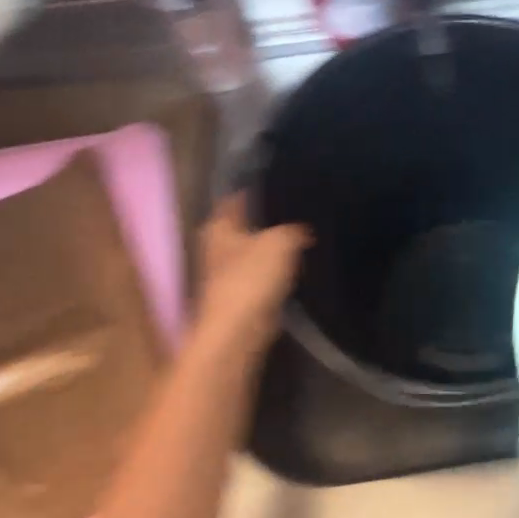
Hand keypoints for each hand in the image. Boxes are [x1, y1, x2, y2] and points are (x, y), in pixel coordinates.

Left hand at [191, 196, 308, 357]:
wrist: (237, 332)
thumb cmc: (252, 279)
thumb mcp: (281, 243)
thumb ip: (293, 231)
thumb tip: (302, 231)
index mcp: (219, 226)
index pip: (236, 198)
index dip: (256, 191)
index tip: (281, 185)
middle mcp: (216, 246)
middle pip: (244, 227)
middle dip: (267, 222)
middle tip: (298, 214)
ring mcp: (225, 274)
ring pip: (252, 253)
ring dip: (271, 250)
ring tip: (302, 241)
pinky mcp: (238, 298)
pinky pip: (259, 277)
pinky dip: (273, 275)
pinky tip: (294, 272)